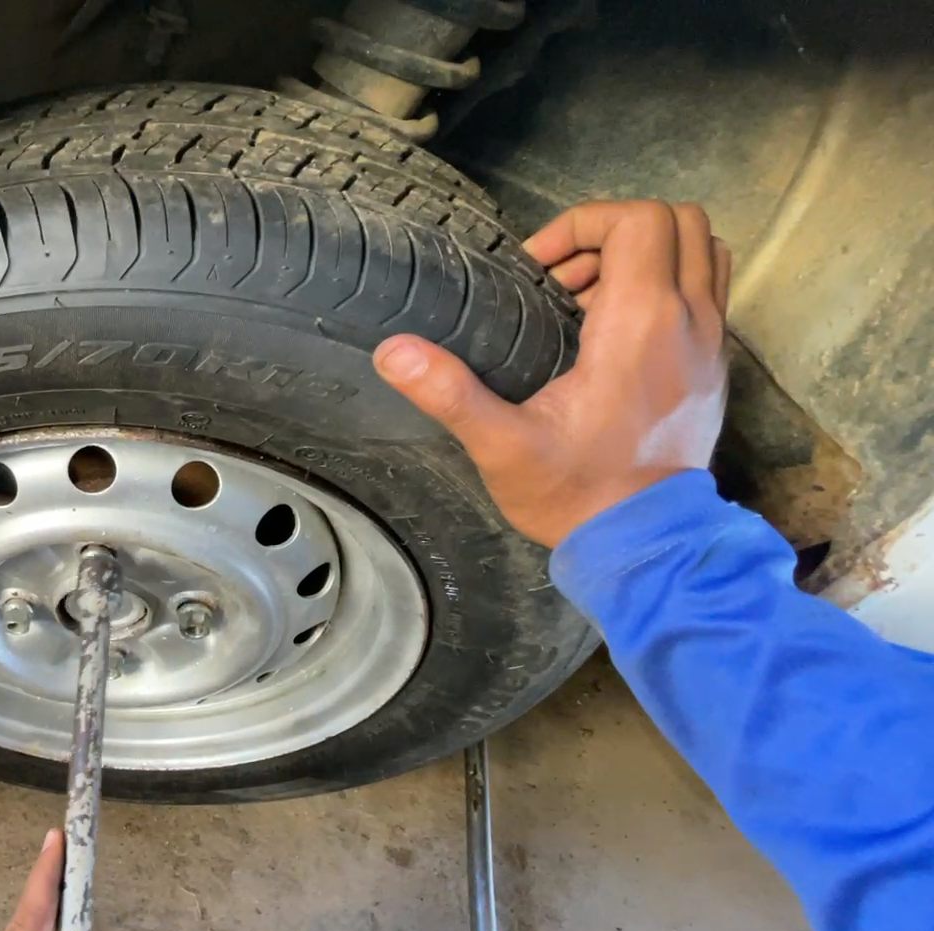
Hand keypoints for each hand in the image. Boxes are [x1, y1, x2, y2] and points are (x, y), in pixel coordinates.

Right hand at [371, 200, 731, 548]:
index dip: (580, 224)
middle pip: (677, 222)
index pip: (636, 221)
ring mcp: (710, 341)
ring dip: (641, 255)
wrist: (643, 538)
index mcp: (640, 324)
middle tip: (552, 281)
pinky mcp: (712, 364)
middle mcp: (690, 319)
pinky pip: (702, 290)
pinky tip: (604, 332)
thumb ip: (447, 392)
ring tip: (579, 300)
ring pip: (701, 251)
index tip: (531, 270)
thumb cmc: (570, 489)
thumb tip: (391, 350)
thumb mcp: (497, 443)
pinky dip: (659, 285)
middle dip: (608, 234)